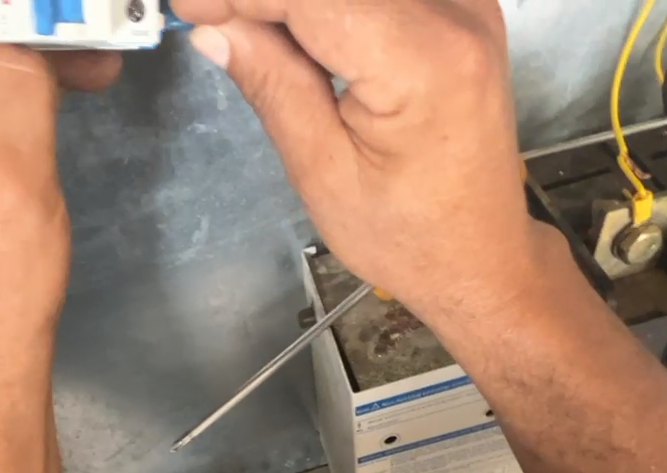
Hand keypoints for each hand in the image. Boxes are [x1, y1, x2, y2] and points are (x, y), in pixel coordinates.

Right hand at [171, 0, 551, 335]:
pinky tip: (293, 29)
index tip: (188, 7)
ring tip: (248, 29)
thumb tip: (216, 28)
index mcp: (423, 62)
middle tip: (212, 18)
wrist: (478, 254)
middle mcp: (456, 12)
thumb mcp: (325, 176)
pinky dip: (327, 3)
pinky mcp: (461, 7)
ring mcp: (466, 2)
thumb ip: (275, 89)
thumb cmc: (408, 238)